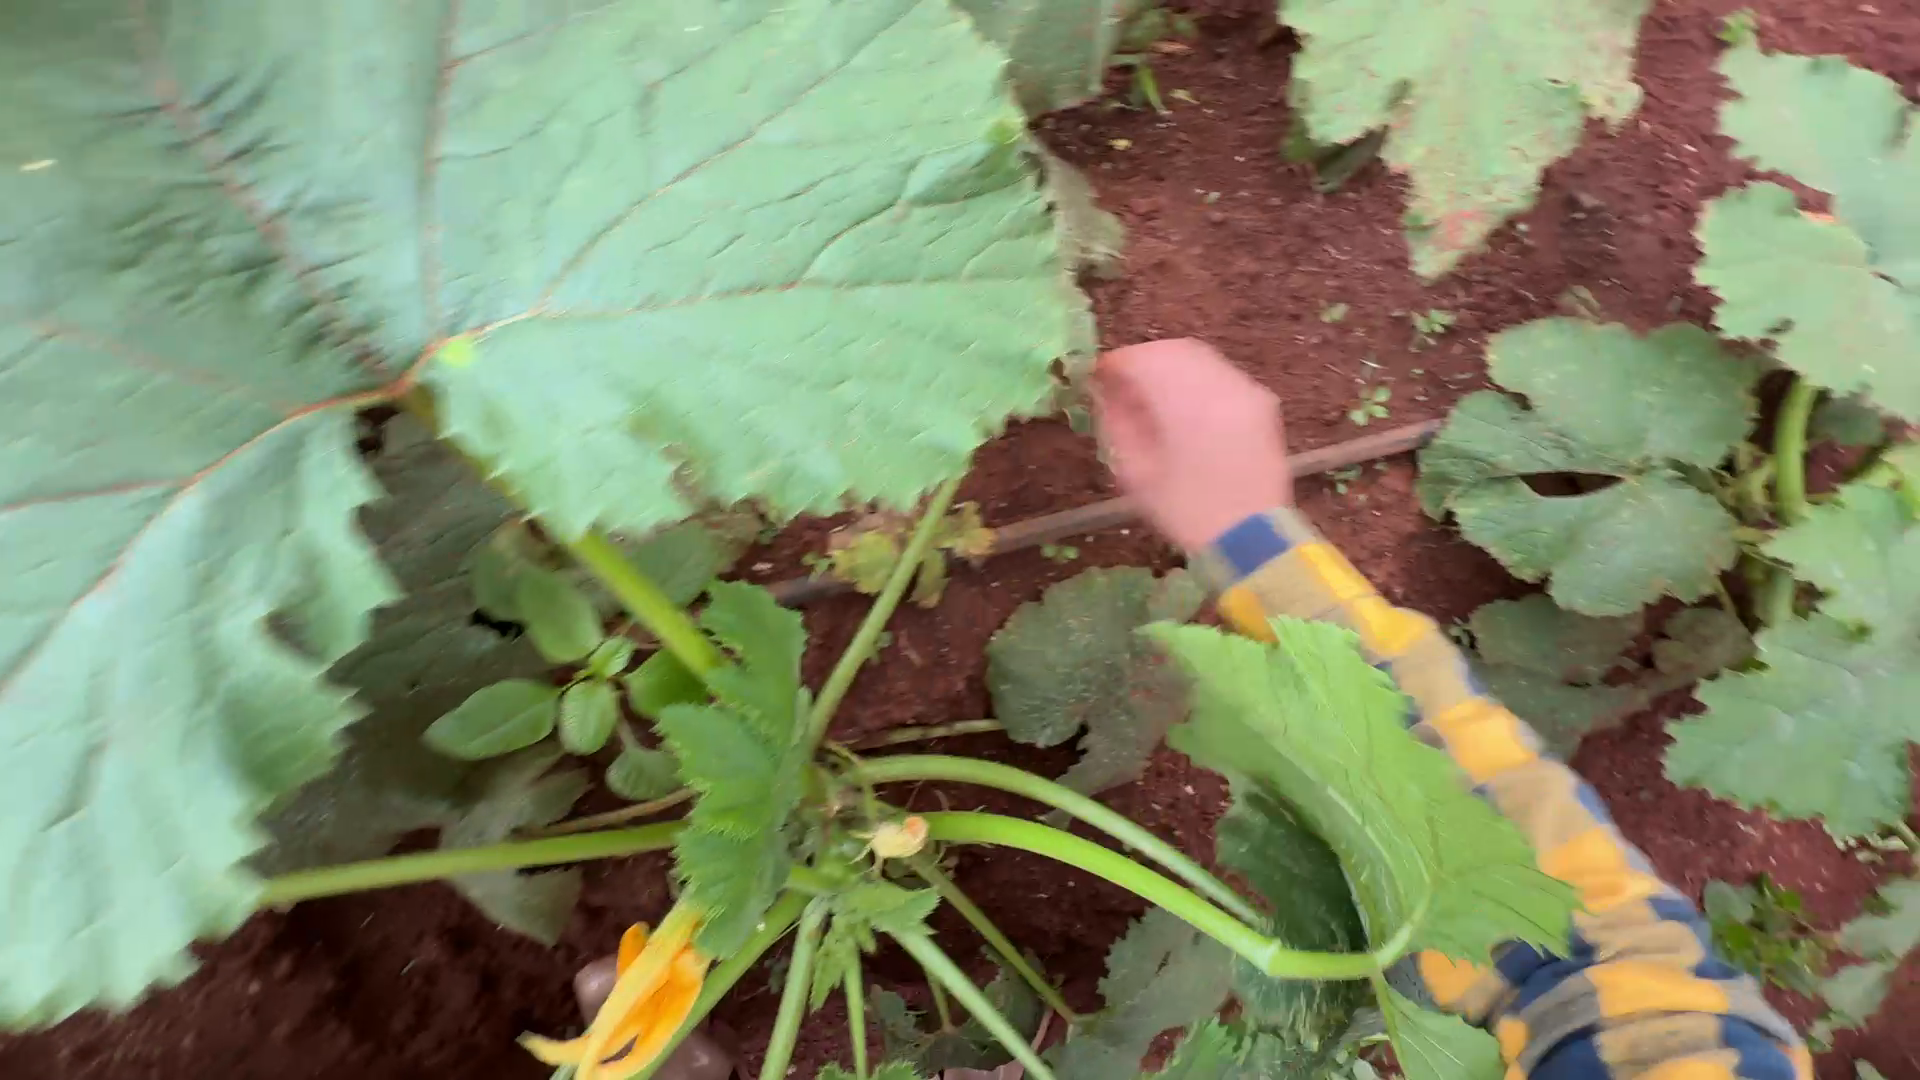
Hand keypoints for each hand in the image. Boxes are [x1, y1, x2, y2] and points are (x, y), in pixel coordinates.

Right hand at [1091, 338, 1292, 551]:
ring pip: (1198, 357)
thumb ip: (1116, 425)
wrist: (1250, 536)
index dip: (1114, 364)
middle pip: (1171, 351)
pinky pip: (1219, 373)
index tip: (1096, 377)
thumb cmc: (1185, 511)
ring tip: (1148, 394)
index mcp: (1184, 404)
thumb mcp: (1135, 474)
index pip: (1142, 361)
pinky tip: (1180, 404)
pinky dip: (1193, 377)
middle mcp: (1219, 386)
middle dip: (1141, 361)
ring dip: (1167, 366)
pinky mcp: (1260, 402)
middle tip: (1119, 384)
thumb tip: (1106, 395)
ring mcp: (1245, 391)